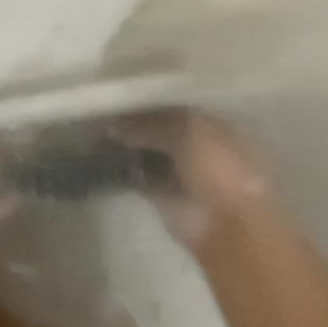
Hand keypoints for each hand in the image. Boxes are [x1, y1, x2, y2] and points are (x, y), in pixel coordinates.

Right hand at [112, 109, 268, 243]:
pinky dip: (123, 168)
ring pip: (149, 151)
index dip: (152, 103)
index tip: (123, 99)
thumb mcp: (191, 130)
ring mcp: (182, 173)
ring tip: (99, 132)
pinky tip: (103, 155)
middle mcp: (200, 147)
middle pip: (162, 128)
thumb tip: (117, 123)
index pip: (179, 107)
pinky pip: (139, 176)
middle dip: (137, 123)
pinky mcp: (164, 197)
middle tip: (106, 114)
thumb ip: (154, 122)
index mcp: (219, 127)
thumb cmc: (221, 169)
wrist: (227, 227)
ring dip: (129, 144)